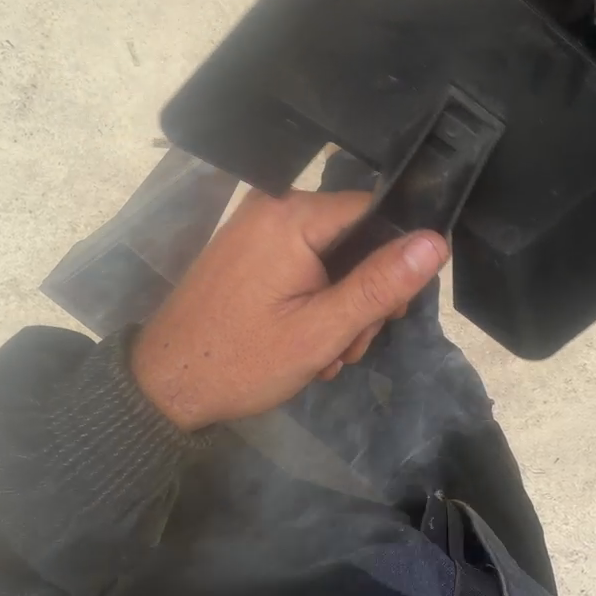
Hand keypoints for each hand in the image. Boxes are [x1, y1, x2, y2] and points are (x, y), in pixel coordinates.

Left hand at [130, 188, 447, 430]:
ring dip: (341, 303)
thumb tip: (436, 242)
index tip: (395, 308)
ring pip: (333, 252)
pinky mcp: (249, 246)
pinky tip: (308, 339)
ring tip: (327, 353)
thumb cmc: (241, 360)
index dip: (396, 257)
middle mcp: (275, 205)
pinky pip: (305, 258)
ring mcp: (258, 225)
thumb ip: (381, 283)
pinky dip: (315, 296)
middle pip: (355, 235)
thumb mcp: (322, 330)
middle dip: (364, 293)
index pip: (376, 212)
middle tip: (350, 345)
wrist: (159, 390)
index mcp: (293, 215)